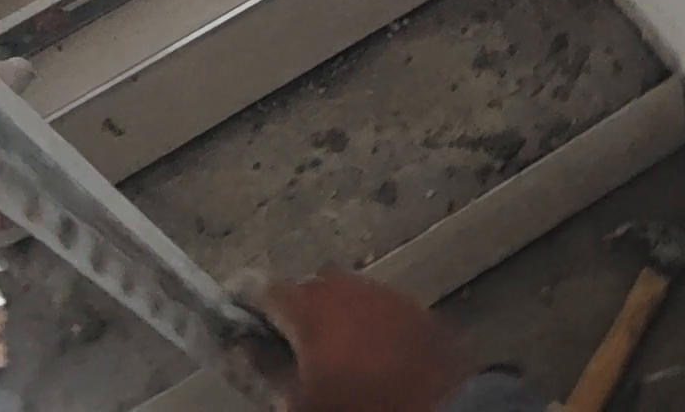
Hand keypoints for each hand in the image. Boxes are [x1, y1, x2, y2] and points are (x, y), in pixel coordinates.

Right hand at [257, 270, 475, 411]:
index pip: (268, 292)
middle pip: (308, 287)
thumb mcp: (302, 403)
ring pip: (345, 292)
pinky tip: (371, 348)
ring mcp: (380, 290)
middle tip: (294, 346)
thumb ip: (271, 371)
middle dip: (298, 310)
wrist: (437, 409)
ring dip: (335, 312)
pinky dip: (367, 320)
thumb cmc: (357, 407)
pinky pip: (376, 304)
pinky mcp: (411, 304)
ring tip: (334, 348)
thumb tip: (247, 348)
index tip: (247, 328)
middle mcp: (343, 285)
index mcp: (309, 305)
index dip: (253, 309)